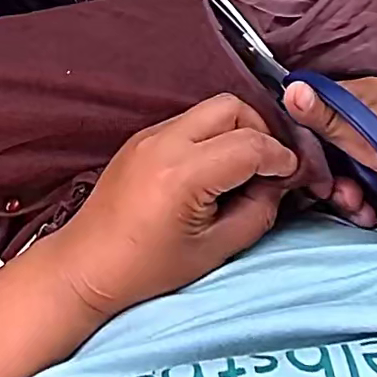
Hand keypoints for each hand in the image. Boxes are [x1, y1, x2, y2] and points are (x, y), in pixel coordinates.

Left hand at [42, 93, 297, 319]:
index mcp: (182, 175)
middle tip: (269, 165)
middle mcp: (164, 142)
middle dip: (261, 130)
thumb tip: (278, 183)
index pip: (250, 144)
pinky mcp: (143, 136)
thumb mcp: (216, 249)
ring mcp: (150, 134)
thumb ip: (259, 211)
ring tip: (244, 166)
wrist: (84, 268)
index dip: (282, 157)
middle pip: (232, 107)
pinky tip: (216, 166)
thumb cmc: (147, 270)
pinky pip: (192, 120)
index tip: (293, 174)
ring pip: (212, 108)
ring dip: (238, 129)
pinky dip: (214, 134)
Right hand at [284, 77, 376, 246]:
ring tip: (360, 204)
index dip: (302, 131)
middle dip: (322, 170)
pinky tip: (369, 213)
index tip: (300, 157)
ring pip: (335, 172)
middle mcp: (371, 122)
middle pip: (321, 142)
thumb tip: (292, 90)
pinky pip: (354, 191)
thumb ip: (334, 120)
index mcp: (370, 97)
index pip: (314, 103)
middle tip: (336, 187)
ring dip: (340, 191)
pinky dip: (356, 205)